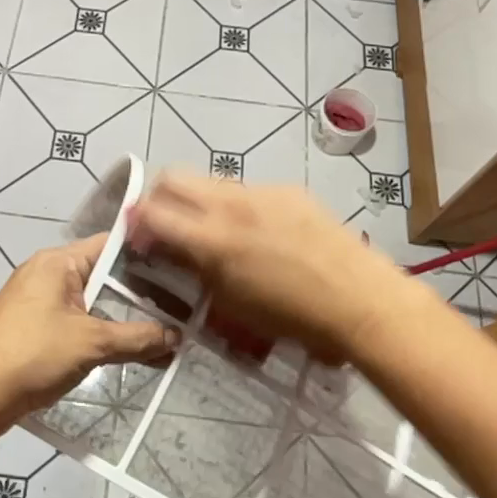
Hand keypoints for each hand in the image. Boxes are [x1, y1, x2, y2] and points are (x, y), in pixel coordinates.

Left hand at [0, 234, 178, 430]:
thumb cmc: (32, 356)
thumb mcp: (91, 344)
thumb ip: (138, 338)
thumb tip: (177, 338)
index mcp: (58, 262)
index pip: (112, 246)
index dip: (148, 257)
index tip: (183, 272)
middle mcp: (48, 274)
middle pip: (105, 275)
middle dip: (142, 294)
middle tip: (183, 307)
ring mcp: (40, 302)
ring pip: (94, 302)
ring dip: (125, 318)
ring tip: (167, 331)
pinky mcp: (36, 329)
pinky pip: (80, 322)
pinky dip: (105, 333)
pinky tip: (134, 350)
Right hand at [128, 170, 423, 356]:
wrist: (361, 301)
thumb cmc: (294, 320)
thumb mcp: (232, 307)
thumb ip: (195, 274)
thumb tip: (171, 255)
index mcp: (212, 239)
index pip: (152, 212)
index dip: (135, 221)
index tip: (135, 236)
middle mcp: (231, 205)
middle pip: (174, 177)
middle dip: (158, 196)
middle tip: (163, 224)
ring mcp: (262, 193)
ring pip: (211, 181)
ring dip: (197, 200)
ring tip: (211, 232)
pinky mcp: (289, 191)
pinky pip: (247, 190)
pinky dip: (235, 206)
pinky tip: (256, 234)